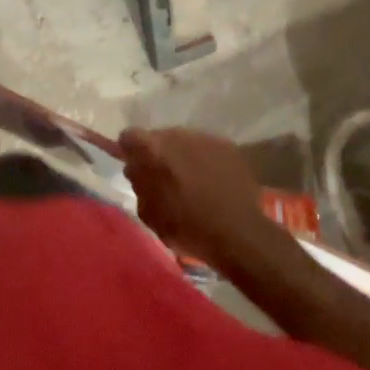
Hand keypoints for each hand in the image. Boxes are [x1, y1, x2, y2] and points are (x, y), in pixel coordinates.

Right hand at [120, 127, 283, 268]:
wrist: (240, 235)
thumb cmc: (188, 228)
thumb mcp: (149, 214)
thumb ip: (139, 184)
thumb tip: (136, 169)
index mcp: (153, 151)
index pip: (129, 136)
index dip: (129, 151)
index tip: (136, 168)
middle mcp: (177, 135)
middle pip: (158, 136)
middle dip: (157, 153)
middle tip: (164, 177)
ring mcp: (205, 138)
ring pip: (183, 140)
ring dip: (181, 155)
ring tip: (191, 180)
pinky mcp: (227, 145)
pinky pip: (206, 148)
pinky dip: (204, 160)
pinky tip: (211, 180)